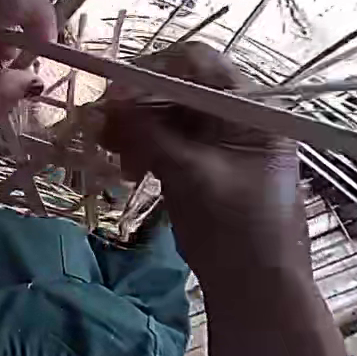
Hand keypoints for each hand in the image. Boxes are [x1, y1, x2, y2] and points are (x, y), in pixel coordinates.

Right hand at [98, 42, 303, 279]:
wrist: (255, 290)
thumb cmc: (238, 231)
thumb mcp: (192, 176)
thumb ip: (150, 135)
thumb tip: (103, 106)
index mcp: (250, 110)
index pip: (199, 65)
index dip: (154, 71)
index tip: (115, 92)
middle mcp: (234, 115)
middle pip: (177, 87)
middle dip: (136, 102)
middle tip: (100, 120)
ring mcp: (214, 138)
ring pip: (165, 113)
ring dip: (133, 125)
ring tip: (108, 146)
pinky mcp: (197, 160)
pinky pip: (163, 138)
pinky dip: (141, 146)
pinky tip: (126, 165)